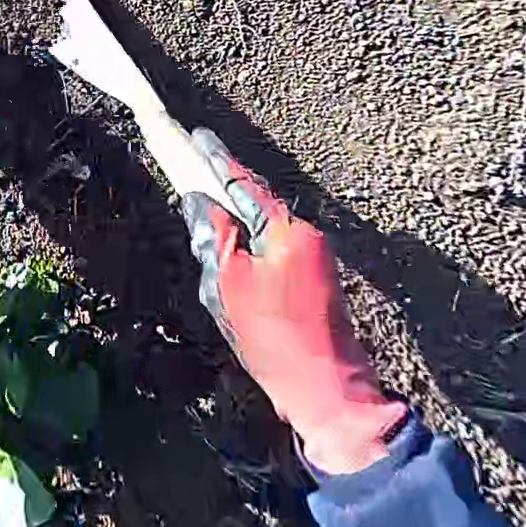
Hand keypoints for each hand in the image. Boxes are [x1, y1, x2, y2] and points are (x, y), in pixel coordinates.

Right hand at [180, 130, 407, 474]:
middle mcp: (305, 232)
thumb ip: (215, 236)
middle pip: (257, 199)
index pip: (243, 183)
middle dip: (226, 186)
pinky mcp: (315, 272)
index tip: (197, 136)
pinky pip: (276, 242)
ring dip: (239, 214)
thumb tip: (200, 203)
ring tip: (212, 205)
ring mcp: (313, 253)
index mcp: (285, 229)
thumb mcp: (230, 285)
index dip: (216, 159)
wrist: (328, 390)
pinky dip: (253, 237)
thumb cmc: (275, 339)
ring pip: (265, 222)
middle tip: (198, 164)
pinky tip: (236, 245)